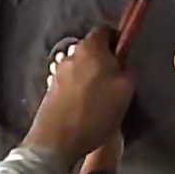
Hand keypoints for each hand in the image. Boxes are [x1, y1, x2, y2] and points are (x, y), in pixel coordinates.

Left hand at [23, 27, 134, 160]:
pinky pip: (70, 82)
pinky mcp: (49, 91)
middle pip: (91, 49)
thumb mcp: (125, 88)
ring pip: (80, 67)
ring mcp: (57, 73)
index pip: (105, 30)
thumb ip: (126, 69)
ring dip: (89, 75)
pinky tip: (84, 107)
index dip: (117, 39)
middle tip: (113, 79)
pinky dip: (78, 89)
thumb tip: (119, 65)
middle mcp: (71, 55)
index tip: (123, 57)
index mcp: (90, 48)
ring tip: (98, 97)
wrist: (55, 143)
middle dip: (103, 59)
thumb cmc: (95, 111)